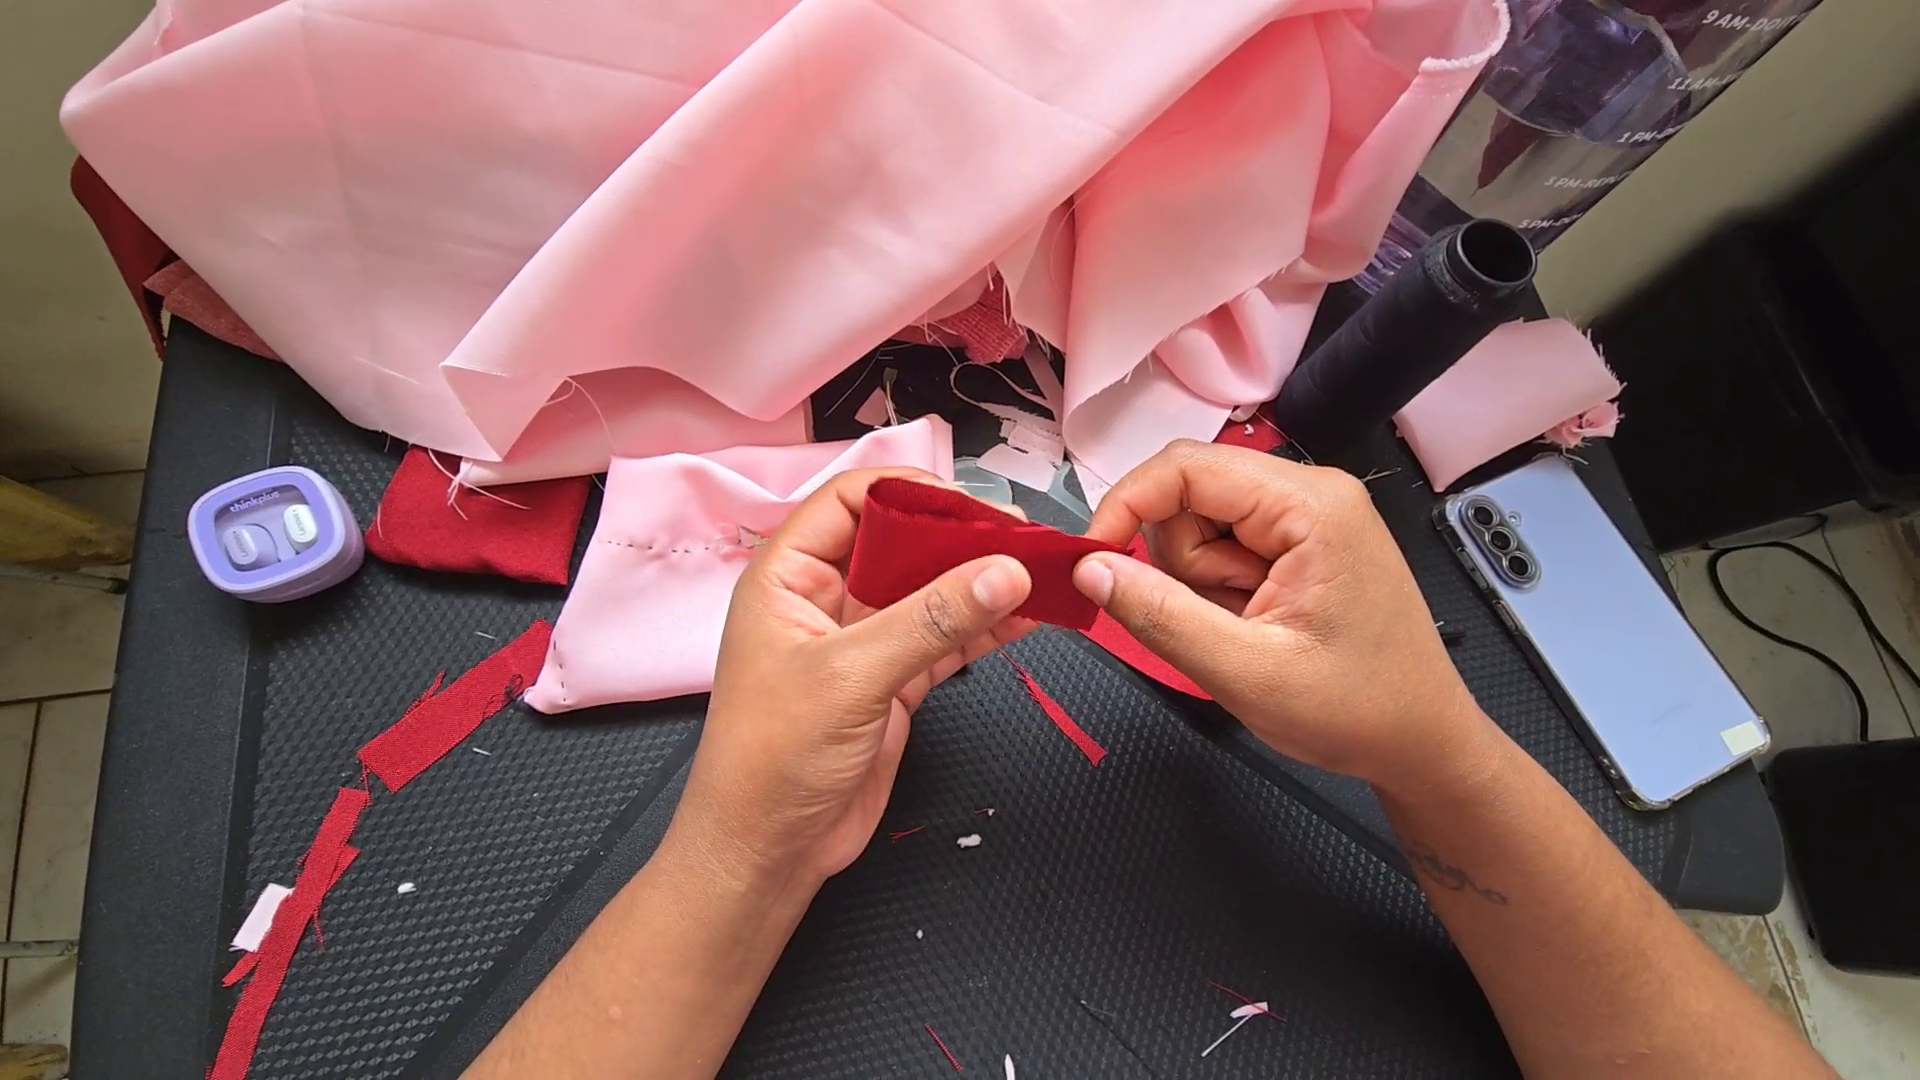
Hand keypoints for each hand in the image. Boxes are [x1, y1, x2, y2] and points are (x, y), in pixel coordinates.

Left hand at [674, 470, 1035, 891]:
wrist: (769, 854)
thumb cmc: (777, 757)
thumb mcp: (852, 676)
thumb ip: (932, 620)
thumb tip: (1008, 570)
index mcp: (790, 574)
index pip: (851, 500)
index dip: (911, 493)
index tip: (973, 507)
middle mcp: (827, 596)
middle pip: (901, 542)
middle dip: (960, 538)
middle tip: (1024, 539)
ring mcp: (864, 638)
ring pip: (930, 591)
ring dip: (981, 583)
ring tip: (1041, 573)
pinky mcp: (894, 678)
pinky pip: (946, 638)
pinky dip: (985, 628)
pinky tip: (1028, 618)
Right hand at [1074, 441, 1493, 789]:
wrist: (1421, 744)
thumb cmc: (1354, 711)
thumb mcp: (1245, 671)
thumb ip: (1160, 616)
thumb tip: (1088, 569)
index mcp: (1309, 505)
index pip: (1185, 467)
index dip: (1126, 505)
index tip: (1092, 562)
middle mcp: (1307, 493)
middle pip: (1188, 495)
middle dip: (1177, 562)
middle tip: (1214, 620)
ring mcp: (1302, 517)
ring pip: (1196, 525)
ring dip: (1195, 581)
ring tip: (1242, 627)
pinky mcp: (1294, 543)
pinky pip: (1219, 548)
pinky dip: (1213, 589)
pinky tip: (1250, 623)